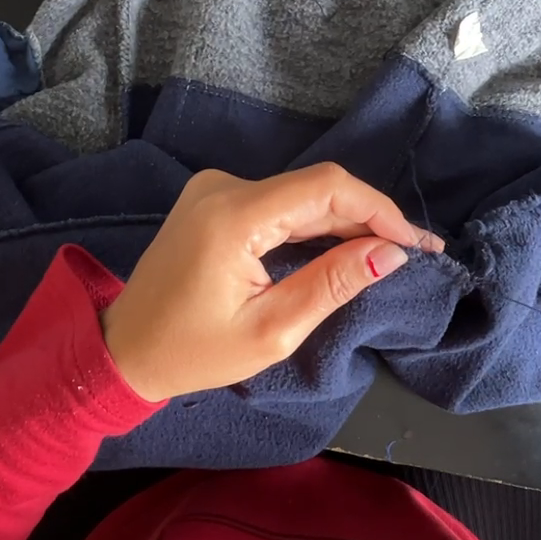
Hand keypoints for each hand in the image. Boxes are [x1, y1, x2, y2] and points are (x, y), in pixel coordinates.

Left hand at [100, 163, 441, 401]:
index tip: (416, 244)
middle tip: (416, 252)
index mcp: (233, 216)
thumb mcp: (271, 330)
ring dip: (345, 221)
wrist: (124, 348)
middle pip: (315, 189)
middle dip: (369, 218)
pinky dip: (314, 224)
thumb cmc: (192, 352)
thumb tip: (390, 252)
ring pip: (300, 195)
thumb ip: (331, 283)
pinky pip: (279, 203)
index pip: (325, 188)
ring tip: (391, 251)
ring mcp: (216, 189)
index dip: (378, 210)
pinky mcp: (215, 200)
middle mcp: (223, 187)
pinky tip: (346, 244)